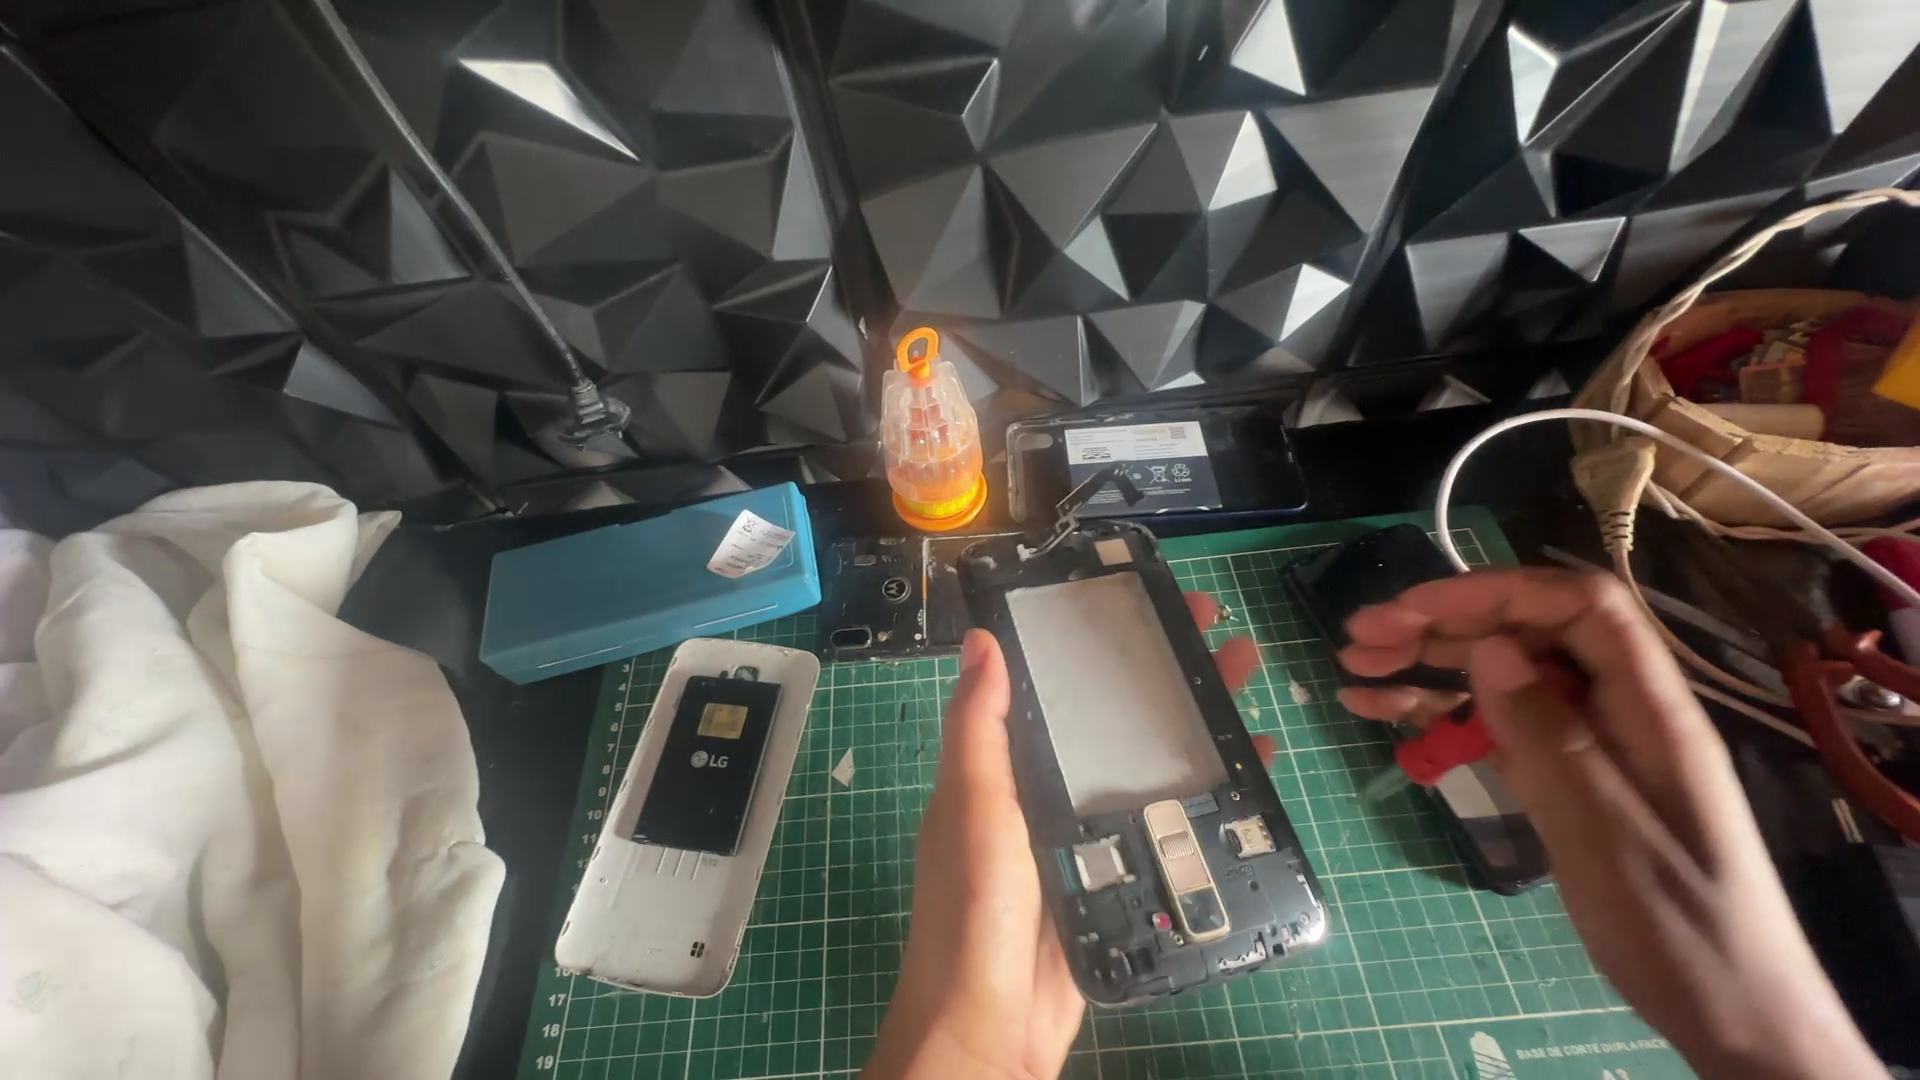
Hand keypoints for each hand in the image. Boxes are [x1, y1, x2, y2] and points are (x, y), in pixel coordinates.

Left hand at [866, 594, 1268, 1078]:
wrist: (993, 1023)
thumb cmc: (972, 902)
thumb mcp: (970, 801)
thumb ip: (978, 725)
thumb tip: (980, 638)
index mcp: (1009, 763)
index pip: (1060, 685)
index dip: (1099, 642)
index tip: (1142, 604)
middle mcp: (1053, 789)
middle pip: (1118, 717)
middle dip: (1165, 671)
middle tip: (1215, 630)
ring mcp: (1094, 832)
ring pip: (1153, 762)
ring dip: (1197, 721)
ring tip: (1242, 679)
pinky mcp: (1128, 874)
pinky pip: (1174, 821)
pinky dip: (1213, 792)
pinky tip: (1254, 767)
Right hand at [1338, 569, 1885, 1079]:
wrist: (1723, 1014)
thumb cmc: (1676, 926)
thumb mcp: (1606, 835)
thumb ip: (1549, 737)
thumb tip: (1489, 648)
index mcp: (1648, 711)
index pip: (1578, 609)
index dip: (1495, 592)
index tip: (1415, 609)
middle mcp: (1609, 708)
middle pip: (1521, 634)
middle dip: (1436, 624)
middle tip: (1358, 634)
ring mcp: (1576, 738)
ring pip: (1492, 673)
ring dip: (1420, 661)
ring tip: (1351, 664)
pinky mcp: (1549, 769)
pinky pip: (1483, 721)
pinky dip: (1427, 709)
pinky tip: (1374, 708)